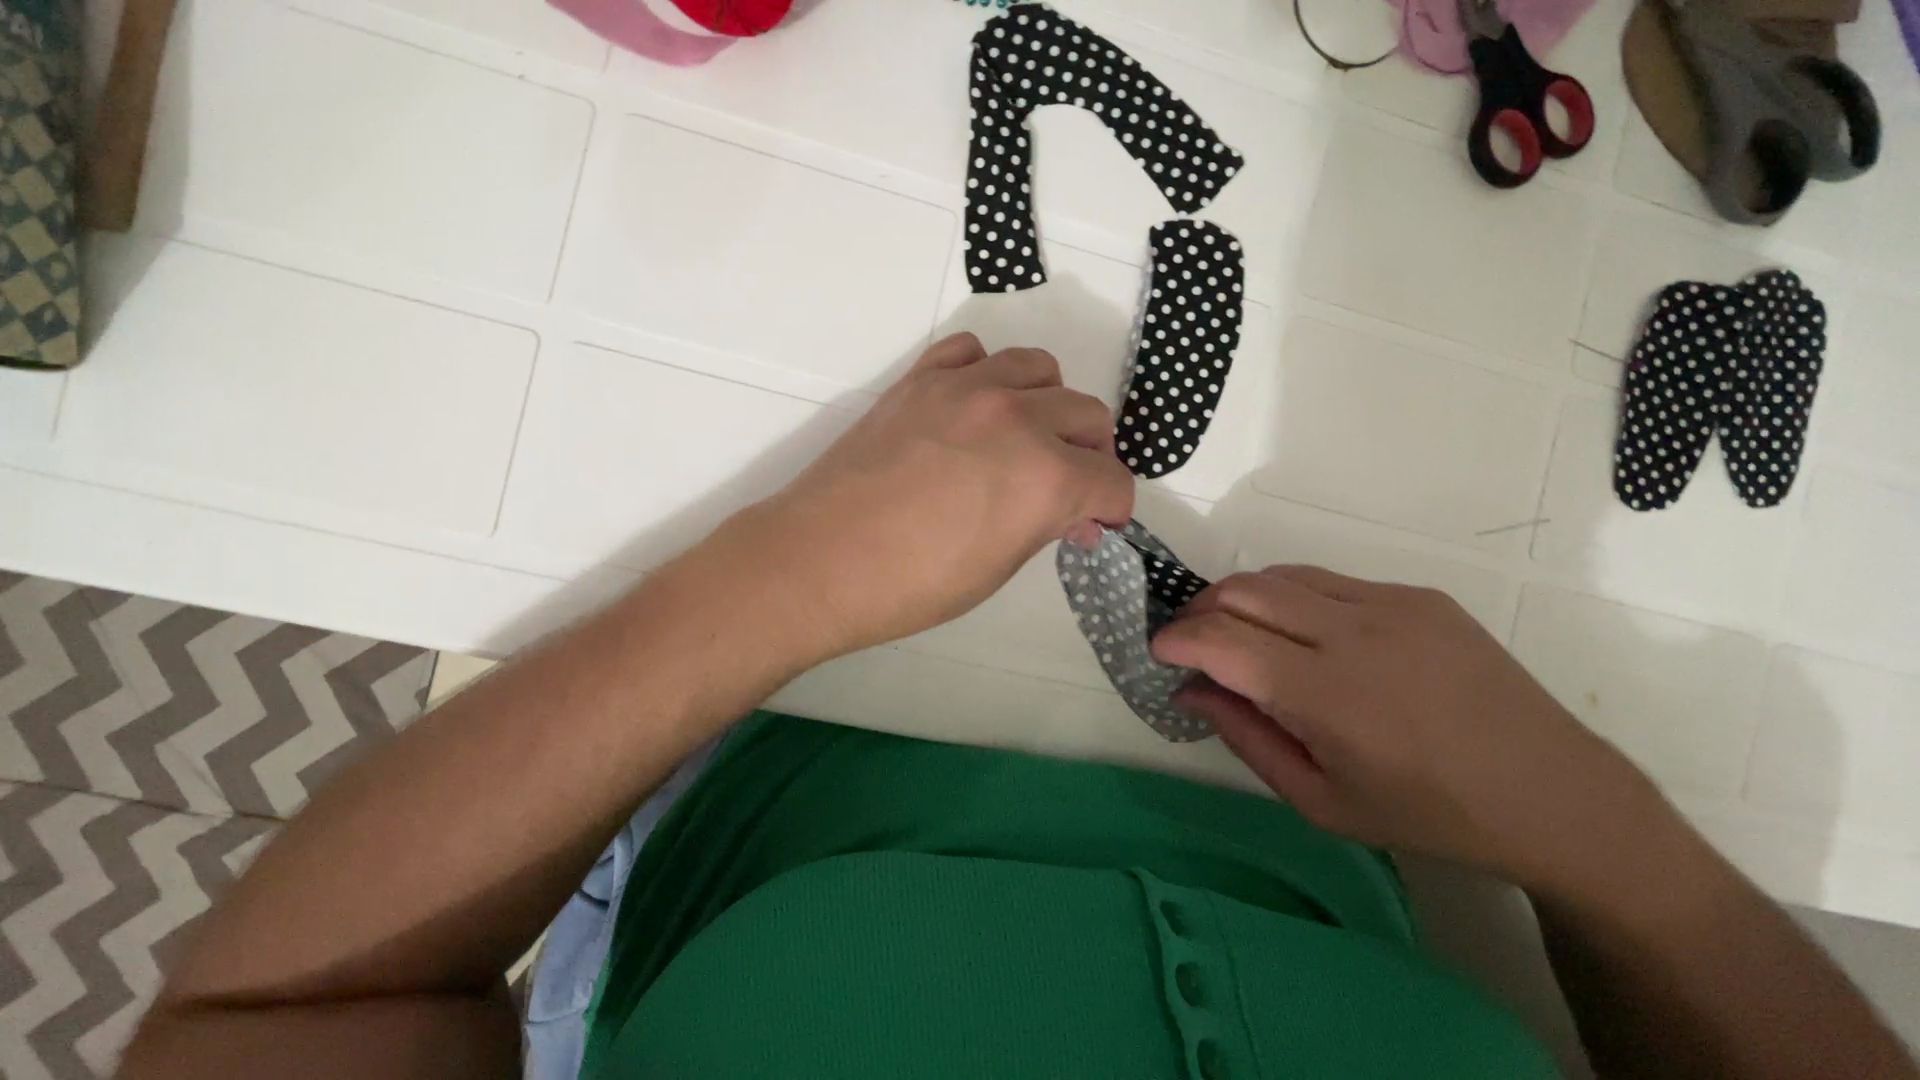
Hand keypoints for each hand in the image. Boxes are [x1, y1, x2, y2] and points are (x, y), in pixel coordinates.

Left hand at [726, 333, 1134, 660]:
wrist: (818, 560)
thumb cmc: (911, 585)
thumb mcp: (997, 569)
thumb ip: (1045, 525)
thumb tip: (1071, 513)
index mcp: (1047, 477)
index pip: (1112, 480)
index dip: (1110, 508)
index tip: (1093, 522)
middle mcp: (1018, 418)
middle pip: (1089, 415)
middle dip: (1091, 454)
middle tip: (1066, 485)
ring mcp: (966, 388)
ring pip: (1039, 367)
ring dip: (1048, 404)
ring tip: (1024, 437)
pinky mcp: (920, 378)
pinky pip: (972, 350)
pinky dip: (986, 373)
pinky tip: (974, 408)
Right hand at [1154, 567, 1671, 891]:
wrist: (1553, 794)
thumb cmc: (1427, 815)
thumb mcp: (1320, 801)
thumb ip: (1245, 737)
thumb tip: (1189, 687)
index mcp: (1325, 694)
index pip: (1220, 639)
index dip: (1175, 638)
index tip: (1158, 651)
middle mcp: (1353, 632)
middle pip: (1243, 590)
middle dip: (1199, 610)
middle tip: (1190, 643)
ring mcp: (1392, 604)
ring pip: (1283, 576)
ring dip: (1243, 598)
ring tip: (1239, 635)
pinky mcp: (1420, 596)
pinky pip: (1333, 582)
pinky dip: (1295, 600)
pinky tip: (1309, 638)